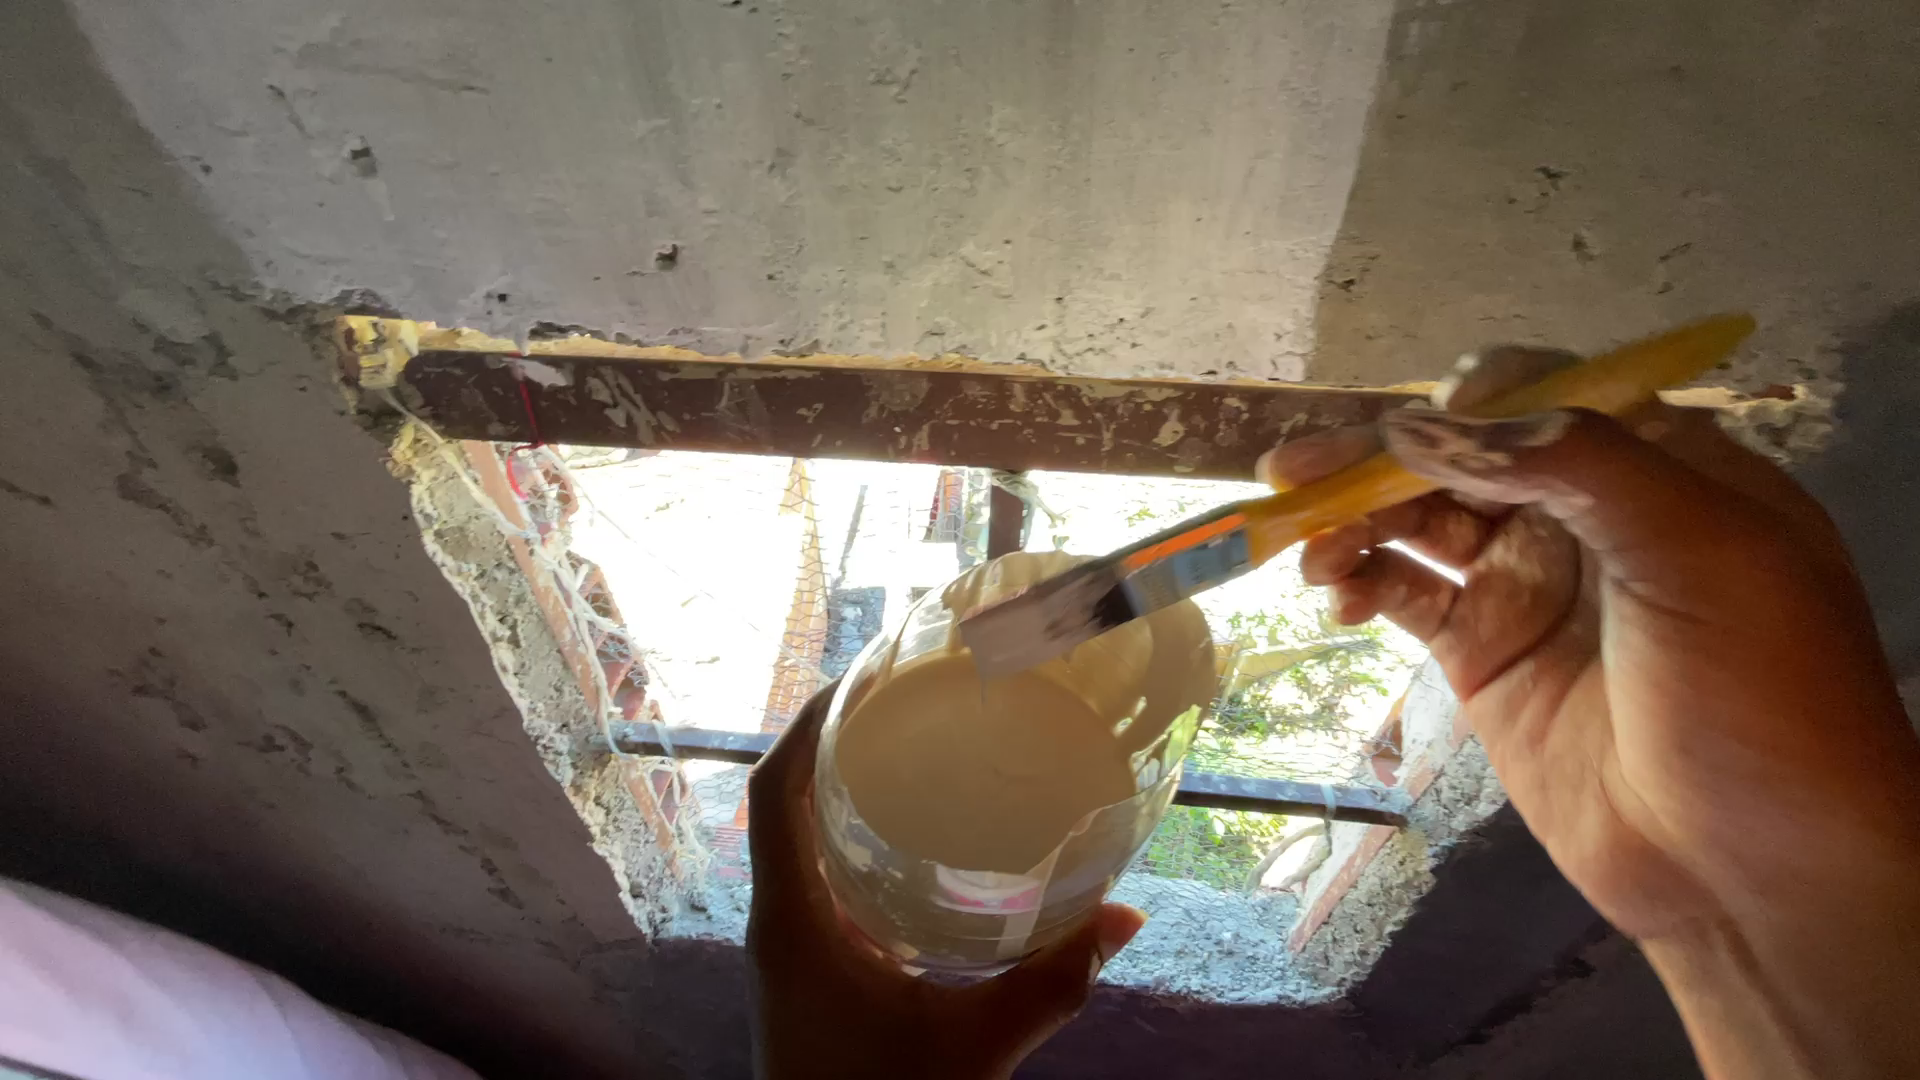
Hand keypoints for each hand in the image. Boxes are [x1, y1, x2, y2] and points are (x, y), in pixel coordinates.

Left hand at [745, 689, 1145, 1079]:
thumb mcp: (973, 1050)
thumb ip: (1052, 984)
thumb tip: (1126, 916)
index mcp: (792, 919)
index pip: (772, 793)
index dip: (805, 725)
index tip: (857, 681)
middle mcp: (776, 914)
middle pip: (781, 794)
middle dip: (826, 733)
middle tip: (895, 694)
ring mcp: (786, 933)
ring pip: (792, 826)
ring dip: (830, 773)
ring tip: (898, 734)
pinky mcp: (806, 951)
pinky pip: (812, 860)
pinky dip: (843, 821)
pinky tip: (899, 819)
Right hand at [1262, 347, 1919, 1077]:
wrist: (1739, 870)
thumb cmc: (1756, 701)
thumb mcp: (1702, 555)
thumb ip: (1572, 465)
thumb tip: (1415, 424)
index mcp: (1647, 469)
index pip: (1535, 396)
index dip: (1460, 405)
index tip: (1406, 439)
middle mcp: (1570, 513)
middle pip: (1447, 459)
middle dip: (1363, 464)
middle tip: (1284, 471)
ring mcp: (1515, 579)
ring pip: (1408, 523)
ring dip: (1348, 528)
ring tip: (1308, 556)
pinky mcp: (1472, 640)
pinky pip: (1397, 590)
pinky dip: (1357, 584)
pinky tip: (1338, 603)